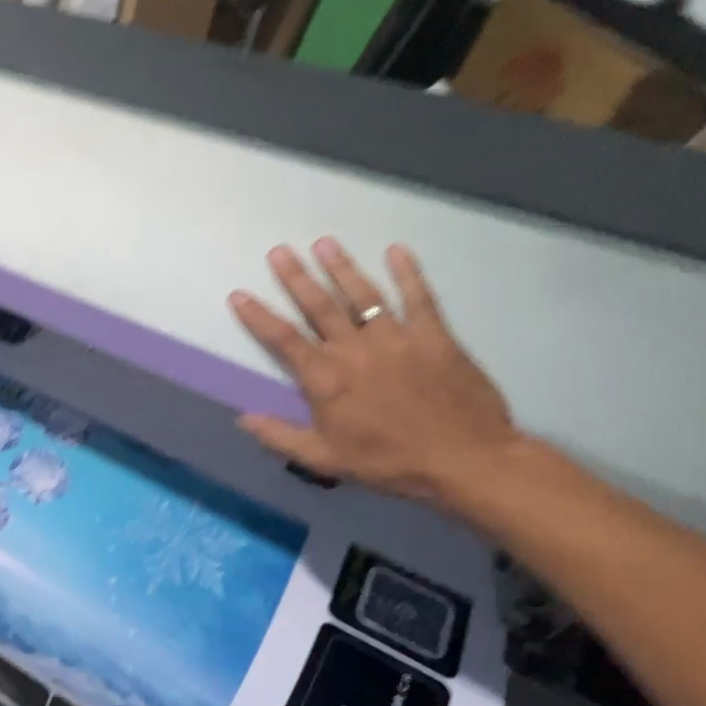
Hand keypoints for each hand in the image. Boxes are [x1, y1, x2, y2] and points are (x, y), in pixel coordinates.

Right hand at [228, 239, 519, 502]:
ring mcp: (396, 339)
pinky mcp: (435, 338)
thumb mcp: (326, 460)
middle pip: (318, 306)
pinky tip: (396, 251)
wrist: (466, 460)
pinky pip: (419, 298)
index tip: (239, 294)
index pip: (282, 339)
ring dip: (341, 267)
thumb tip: (242, 418)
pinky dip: (409, 273)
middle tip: (279, 251)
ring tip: (324, 243)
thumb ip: (281, 437)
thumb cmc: (390, 462)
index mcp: (325, 379)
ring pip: (362, 295)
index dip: (258, 316)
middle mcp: (355, 350)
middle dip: (296, 277)